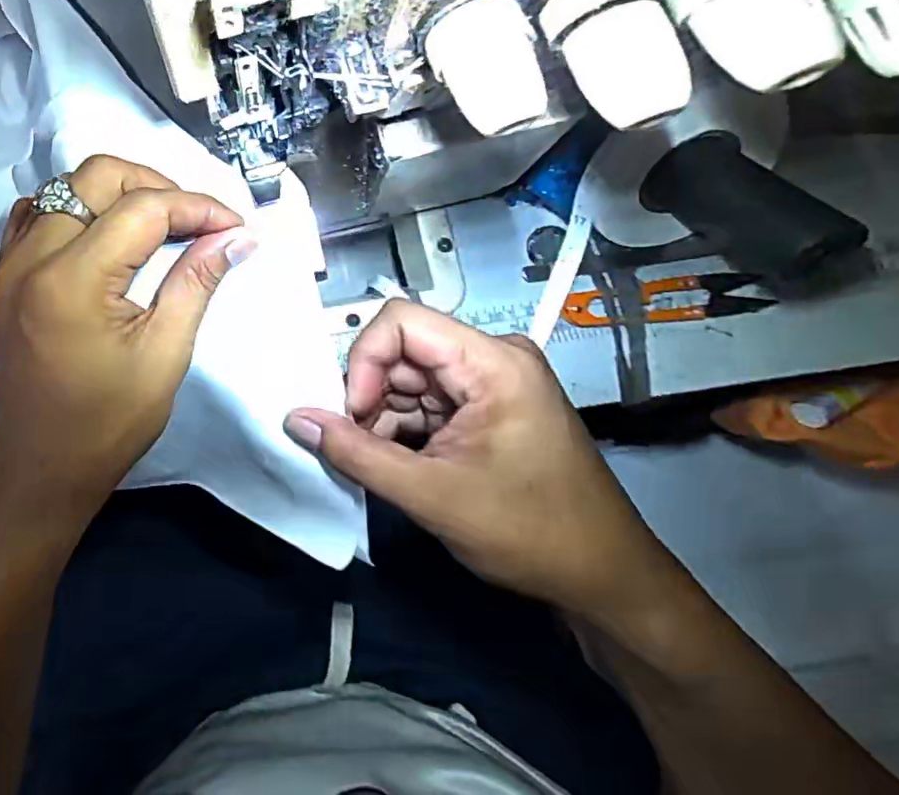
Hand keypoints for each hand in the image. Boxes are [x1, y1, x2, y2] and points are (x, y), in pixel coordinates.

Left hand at [0, 155, 256, 531]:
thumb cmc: (110, 421)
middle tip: (196, 222)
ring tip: (159, 226)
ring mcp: (8, 263)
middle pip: (97, 175)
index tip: (234, 227)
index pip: (143, 208)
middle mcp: (30, 258)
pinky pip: (38, 213)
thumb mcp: (166, 353)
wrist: (43, 468)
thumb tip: (239, 237)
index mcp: (71, 281)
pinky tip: (106, 237)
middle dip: (157, 186)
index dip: (197, 207)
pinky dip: (78, 209)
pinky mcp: (3, 276)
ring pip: (66, 186)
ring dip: (118, 193)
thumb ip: (198, 281)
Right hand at [286, 301, 677, 623]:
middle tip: (355, 447)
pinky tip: (395, 463)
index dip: (364, 361)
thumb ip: (357, 454)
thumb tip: (296, 420)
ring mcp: (493, 382)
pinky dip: (404, 429)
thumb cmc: (530, 533)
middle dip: (371, 396)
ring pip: (412, 379)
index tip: (352, 416)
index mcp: (493, 361)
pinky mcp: (489, 407)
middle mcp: (493, 358)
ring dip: (385, 417)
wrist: (602, 577)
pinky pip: (430, 401)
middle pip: (405, 351)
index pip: (402, 321)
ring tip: (377, 463)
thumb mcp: (432, 495)